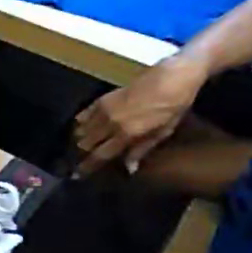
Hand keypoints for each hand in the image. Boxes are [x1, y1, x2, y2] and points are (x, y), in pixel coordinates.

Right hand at [74, 58, 208, 175]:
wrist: (171, 77)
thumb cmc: (174, 106)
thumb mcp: (163, 130)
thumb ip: (142, 149)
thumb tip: (129, 169)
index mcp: (127, 133)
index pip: (101, 154)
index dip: (88, 166)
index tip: (77, 175)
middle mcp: (109, 123)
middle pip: (85, 143)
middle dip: (82, 153)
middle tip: (82, 159)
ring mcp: (102, 110)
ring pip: (80, 130)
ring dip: (81, 140)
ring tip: (84, 145)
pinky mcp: (100, 100)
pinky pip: (82, 116)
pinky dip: (81, 124)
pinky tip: (84, 127)